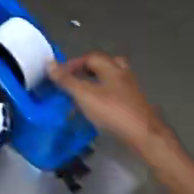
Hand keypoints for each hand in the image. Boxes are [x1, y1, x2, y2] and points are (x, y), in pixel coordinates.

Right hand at [47, 52, 173, 150]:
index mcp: (112, 67)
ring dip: (97, 82)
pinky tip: (98, 107)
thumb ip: (66, 80)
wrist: (145, 136)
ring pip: (112, 79)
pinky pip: (117, 93)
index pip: (90, 57)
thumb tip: (49, 63)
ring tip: (84, 94)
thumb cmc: (113, 112)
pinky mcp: (135, 104)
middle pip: (104, 64)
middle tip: (73, 81)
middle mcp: (123, 74)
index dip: (73, 63)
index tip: (59, 75)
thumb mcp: (85, 95)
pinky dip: (105, 95)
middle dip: (87, 70)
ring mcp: (132, 89)